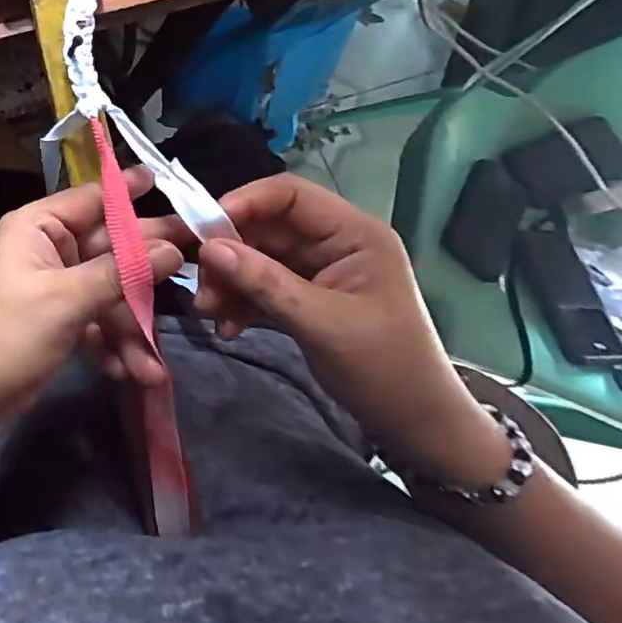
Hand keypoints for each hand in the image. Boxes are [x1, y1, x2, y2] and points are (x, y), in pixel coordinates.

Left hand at [0, 169, 182, 429]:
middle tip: (195, 264)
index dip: (129, 190)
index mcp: (38, 226)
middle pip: (109, 247)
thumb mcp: (67, 300)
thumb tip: (171, 249)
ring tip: (153, 366)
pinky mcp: (59, 316)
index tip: (165, 179)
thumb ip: (121, 273)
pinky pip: (96, 318)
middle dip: (145, 271)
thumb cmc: (9, 335)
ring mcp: (54, 283)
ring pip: (108, 290)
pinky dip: (112, 343)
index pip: (92, 198)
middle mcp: (47, 247)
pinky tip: (128, 373)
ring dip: (130, 327)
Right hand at [194, 173, 505, 484]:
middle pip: (265, 226)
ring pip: (257, 255)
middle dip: (229, 252)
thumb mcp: (320, 323)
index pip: (288, 194)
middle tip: (201, 284)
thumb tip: (209, 249)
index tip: (204, 229)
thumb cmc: (385, 369)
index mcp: (353, 232)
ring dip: (229, 280)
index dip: (244, 202)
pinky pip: (261, 283)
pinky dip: (241, 300)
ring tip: (209, 311)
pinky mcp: (305, 294)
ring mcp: (318, 268)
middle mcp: (333, 241)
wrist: (419, 428)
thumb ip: (263, 282)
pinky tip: (227, 325)